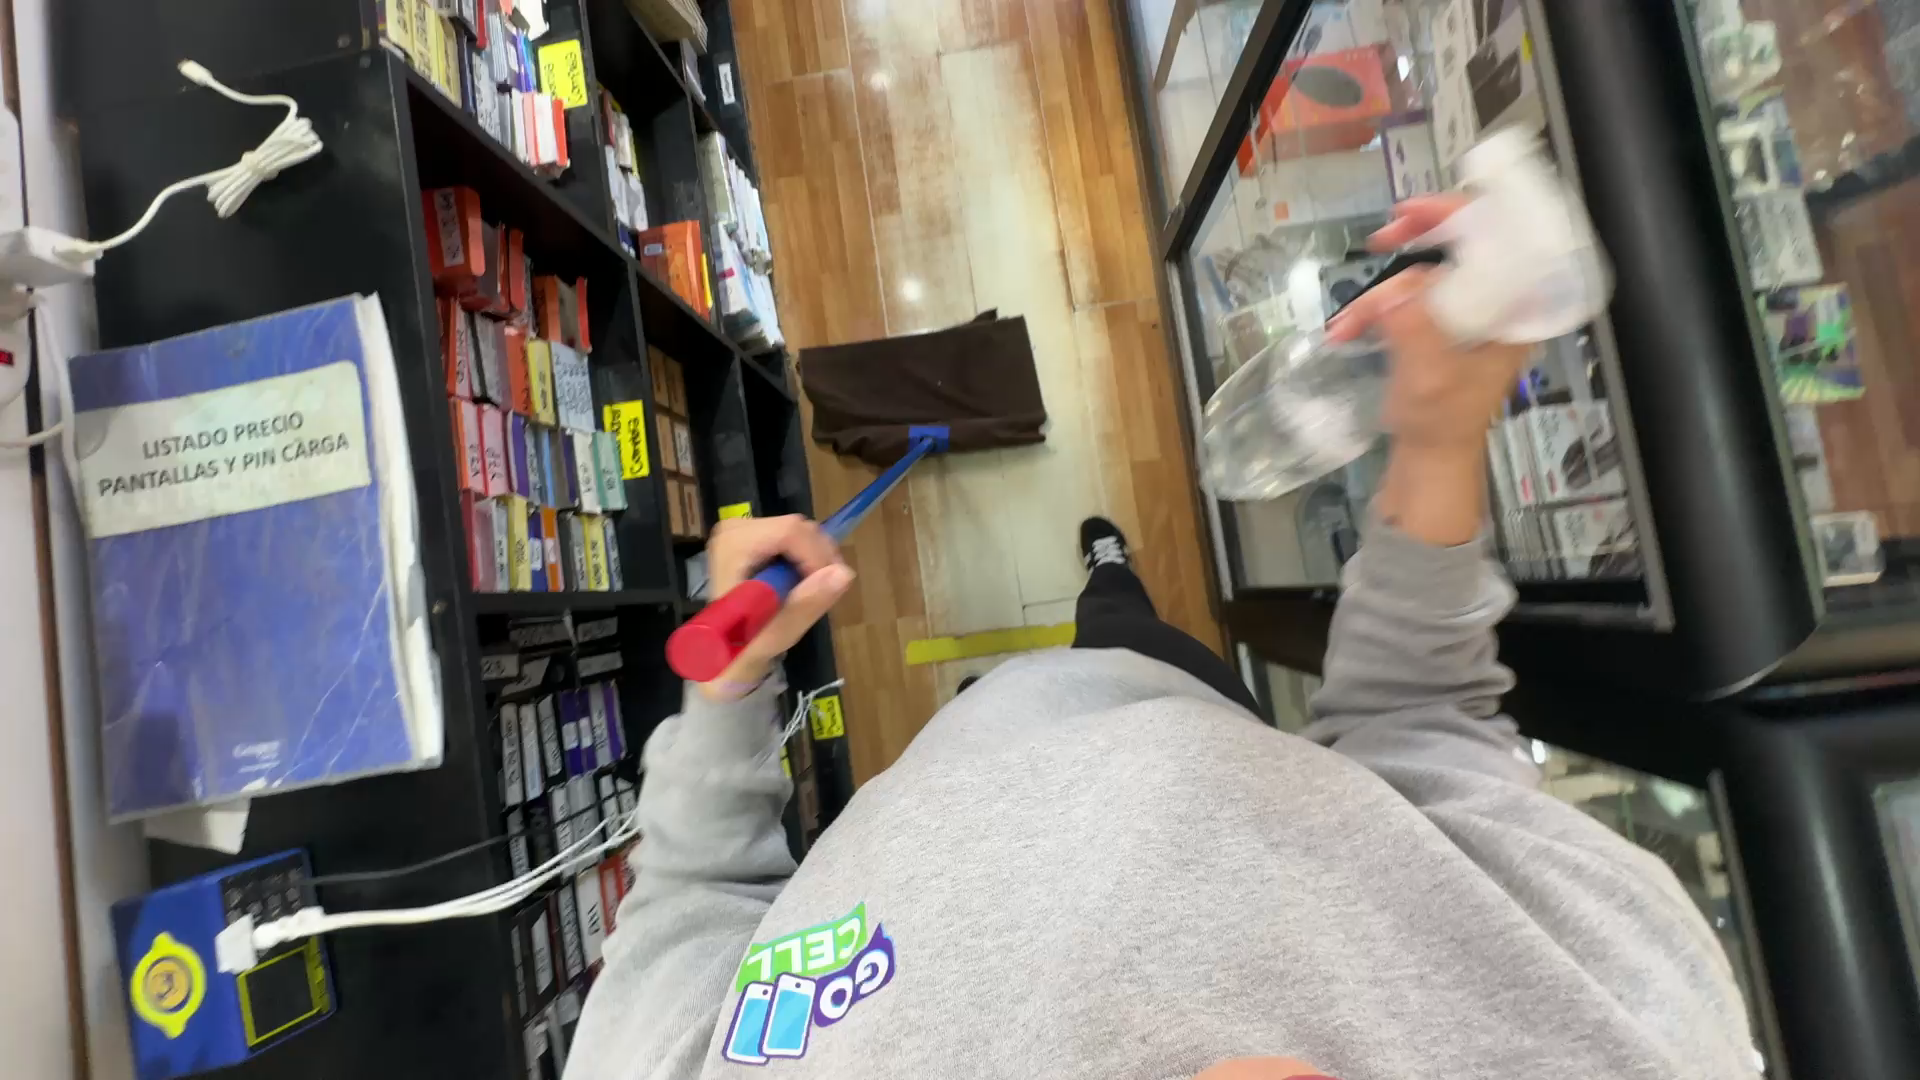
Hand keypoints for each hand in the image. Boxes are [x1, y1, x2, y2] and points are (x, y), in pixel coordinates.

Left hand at [699, 515, 853, 699]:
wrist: (721, 653)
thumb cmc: (742, 647)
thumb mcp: (774, 634)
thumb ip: (805, 604)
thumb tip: (845, 573)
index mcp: (733, 546)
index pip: (791, 532)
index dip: (818, 557)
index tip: (825, 589)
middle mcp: (736, 529)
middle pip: (799, 528)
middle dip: (821, 559)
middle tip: (824, 594)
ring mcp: (743, 530)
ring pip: (802, 532)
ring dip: (817, 561)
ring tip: (811, 592)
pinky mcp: (753, 537)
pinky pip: (796, 537)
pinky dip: (808, 559)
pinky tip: (801, 583)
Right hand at [1325, 195, 1532, 455]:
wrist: (1428, 457)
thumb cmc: (1440, 423)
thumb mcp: (1430, 378)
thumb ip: (1416, 330)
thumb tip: (1392, 290)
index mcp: (1519, 306)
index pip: (1505, 235)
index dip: (1465, 212)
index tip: (1416, 211)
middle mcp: (1501, 300)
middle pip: (1468, 242)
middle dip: (1419, 238)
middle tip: (1381, 239)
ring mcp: (1471, 312)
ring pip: (1432, 271)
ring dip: (1382, 290)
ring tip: (1346, 322)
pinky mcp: (1444, 324)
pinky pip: (1414, 295)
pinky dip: (1379, 305)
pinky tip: (1352, 326)